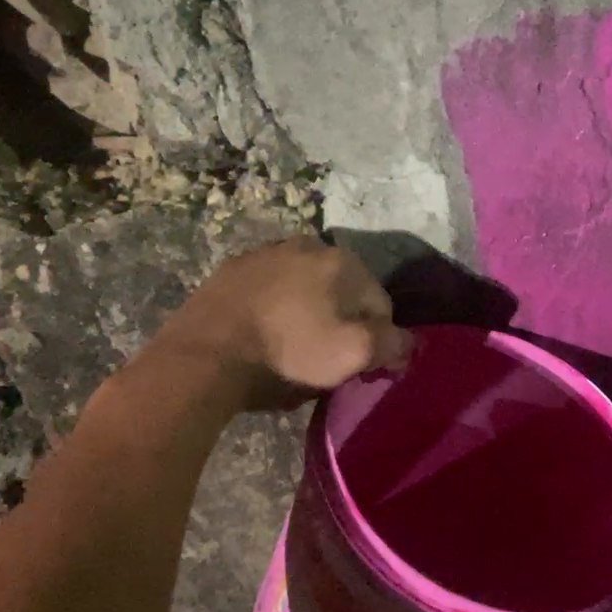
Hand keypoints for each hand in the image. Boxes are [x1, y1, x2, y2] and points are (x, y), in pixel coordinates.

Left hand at [150, 237, 410, 410]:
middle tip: (323, 358)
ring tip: (291, 348)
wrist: (202, 357)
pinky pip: (269, 290)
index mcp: (344, 261)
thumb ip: (393, 345)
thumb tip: (409, 343)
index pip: (380, 304)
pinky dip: (274, 308)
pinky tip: (262, 335)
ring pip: (305, 288)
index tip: (357, 366)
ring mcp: (264, 253)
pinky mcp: (230, 269)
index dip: (375, 339)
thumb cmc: (287, 354)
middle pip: (342, 292)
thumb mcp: (353, 356)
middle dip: (340, 320)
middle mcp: (308, 245)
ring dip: (307, 312)